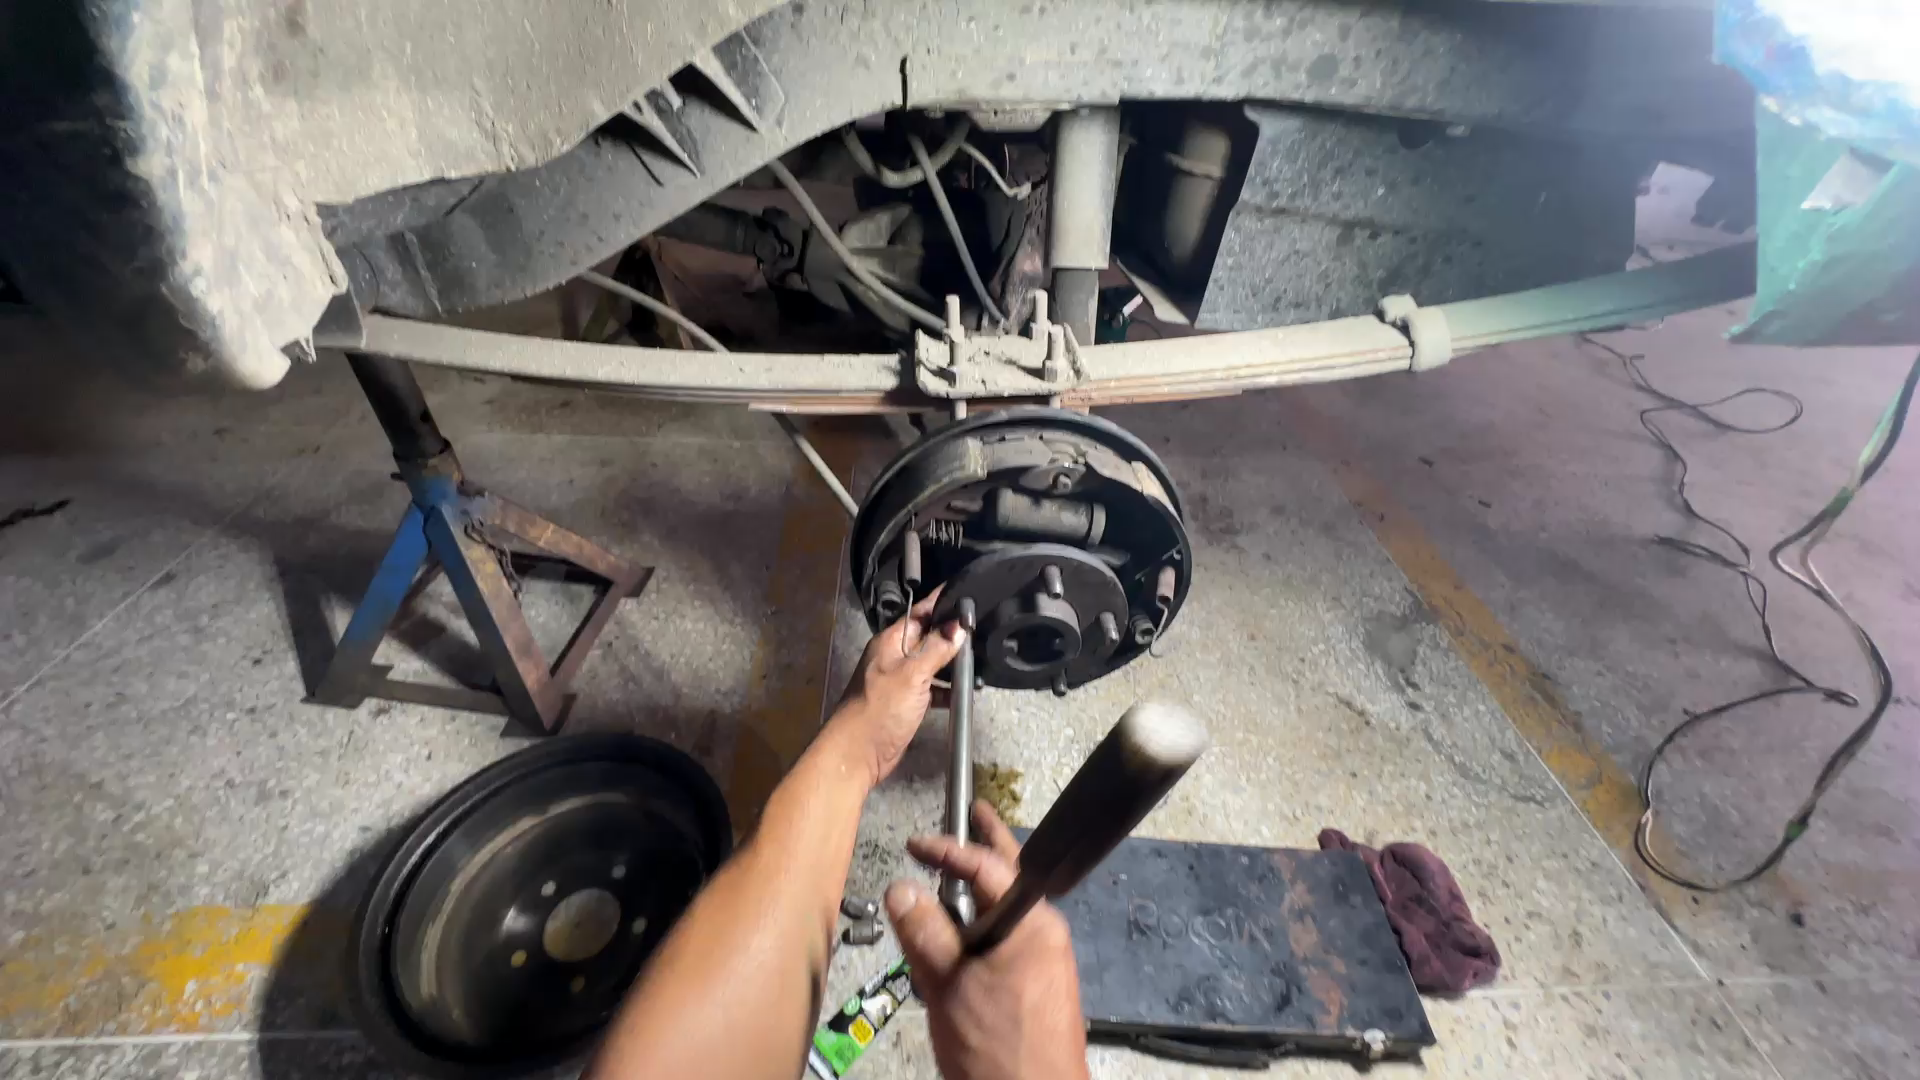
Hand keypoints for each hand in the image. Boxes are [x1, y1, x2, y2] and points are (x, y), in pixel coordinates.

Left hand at [827, 588, 966, 786]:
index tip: (968, 592)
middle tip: (982, 628)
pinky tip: (965, 691)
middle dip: (952, 633)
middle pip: (928, 636)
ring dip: (952, 663)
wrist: (858, 753)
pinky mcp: (906, 701)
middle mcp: (895, 656)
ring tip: (981, 660)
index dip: (942, 602)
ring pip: (932, 663)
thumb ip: (936, 648)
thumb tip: (959, 627)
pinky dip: (946, 688)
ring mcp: (900, 679)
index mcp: (891, 641)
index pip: (921, 612)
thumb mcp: (912, 674)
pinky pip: (931, 687)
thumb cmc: (881, 709)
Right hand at [885, 802, 1089, 1079]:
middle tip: (976, 811)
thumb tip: (900, 886)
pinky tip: (949, 948)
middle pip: (1007, 876)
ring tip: (944, 886)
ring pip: (998, 914)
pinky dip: (973, 936)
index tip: (915, 843)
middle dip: (988, 844)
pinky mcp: (1033, 984)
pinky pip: (1000, 943)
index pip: (987, 866)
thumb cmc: (997, 1046)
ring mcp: (1042, 959)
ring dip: (968, 903)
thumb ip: (925, 933)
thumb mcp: (951, 987)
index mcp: (1032, 921)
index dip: (948, 849)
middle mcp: (1042, 931)